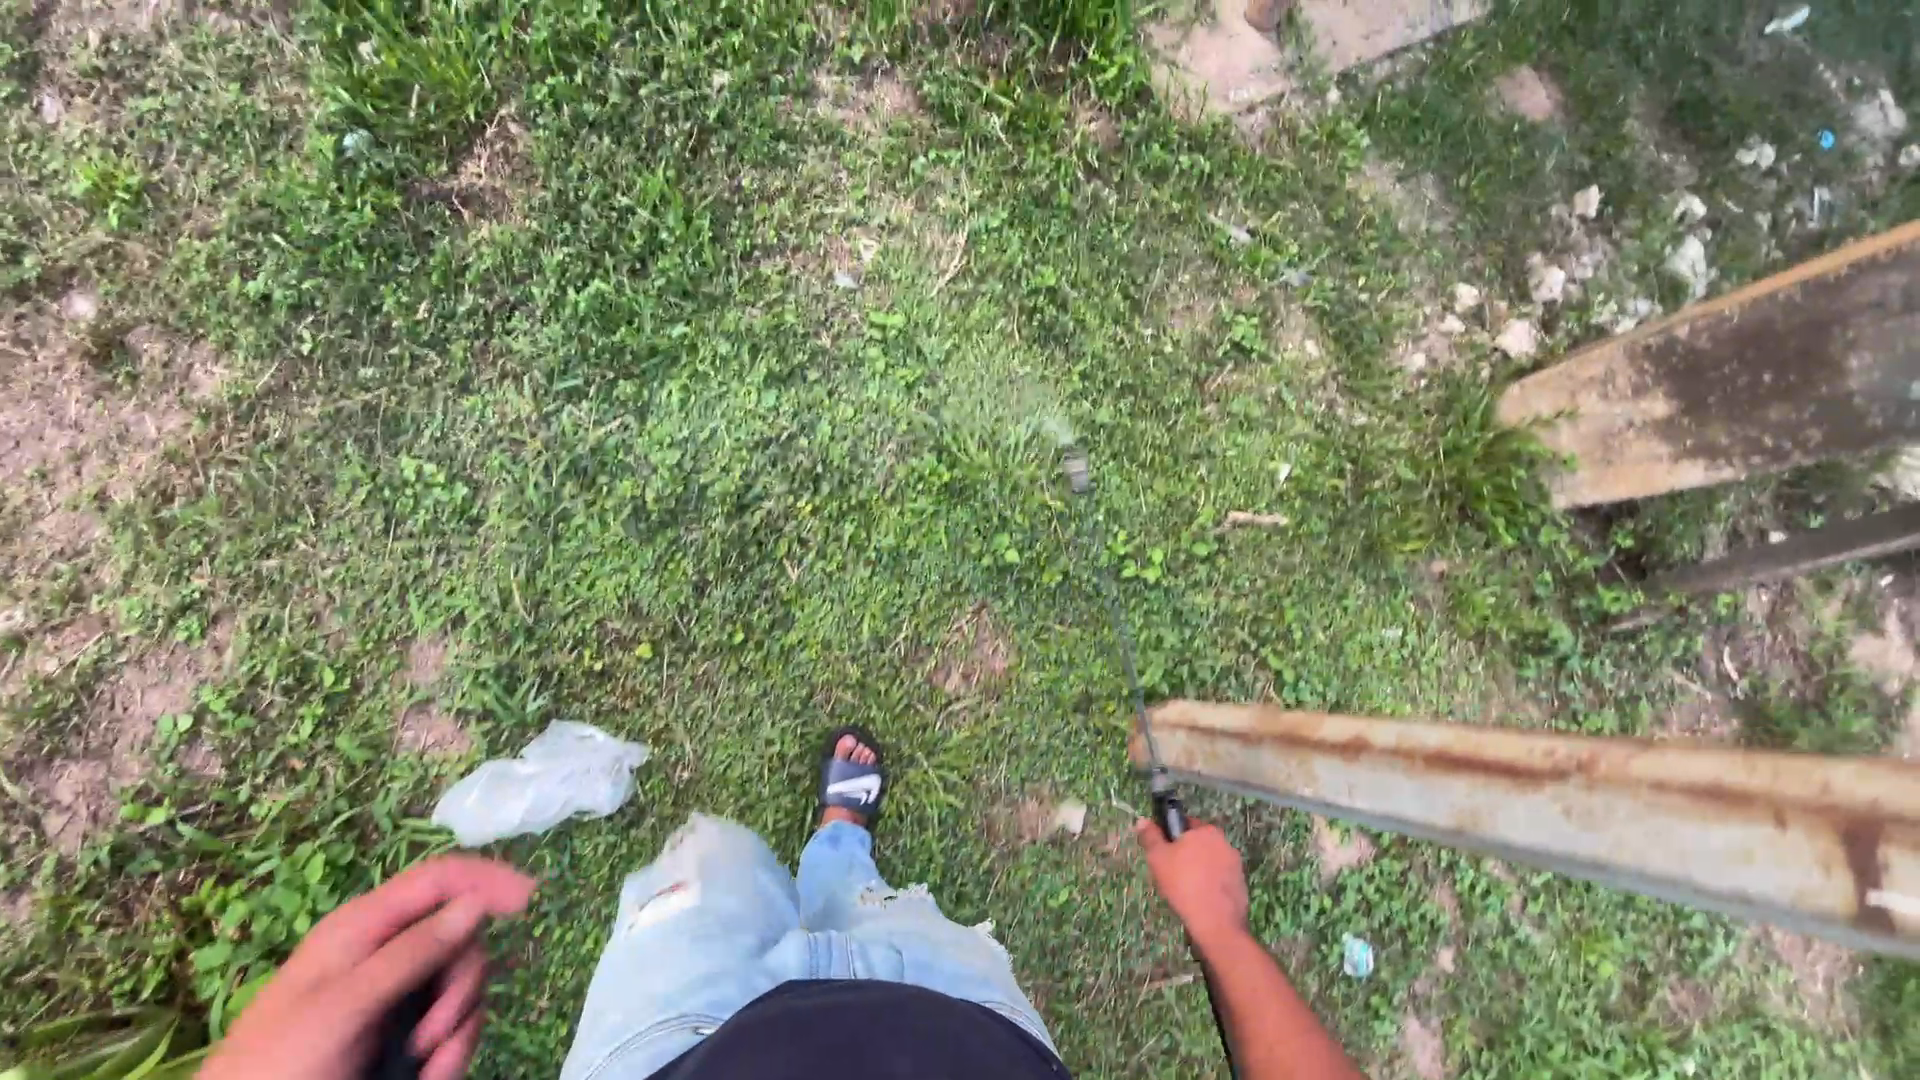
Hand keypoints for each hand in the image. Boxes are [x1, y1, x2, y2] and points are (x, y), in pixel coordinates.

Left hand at [198, 855, 535, 1079]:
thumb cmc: (276, 1068)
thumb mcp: (342, 1008)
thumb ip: (410, 953)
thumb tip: (477, 904)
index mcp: (364, 928)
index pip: (441, 877)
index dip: (488, 879)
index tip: (530, 900)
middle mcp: (388, 950)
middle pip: (462, 935)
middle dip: (462, 984)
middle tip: (436, 1030)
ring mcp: (399, 990)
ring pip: (466, 978)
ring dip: (458, 1022)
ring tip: (425, 1065)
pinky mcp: (408, 1028)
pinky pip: (459, 1018)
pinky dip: (455, 1047)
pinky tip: (429, 1074)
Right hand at [1134, 818, 1248, 949]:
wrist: (1216, 922)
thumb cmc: (1183, 883)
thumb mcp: (1158, 858)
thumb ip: (1150, 837)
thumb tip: (1143, 820)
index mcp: (1206, 830)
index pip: (1185, 824)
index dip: (1171, 838)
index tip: (1164, 854)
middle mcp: (1224, 842)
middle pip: (1198, 844)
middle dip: (1186, 856)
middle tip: (1171, 874)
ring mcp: (1236, 865)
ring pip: (1209, 863)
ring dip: (1199, 871)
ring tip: (1185, 891)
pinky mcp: (1241, 885)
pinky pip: (1219, 880)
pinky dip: (1210, 886)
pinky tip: (1200, 900)